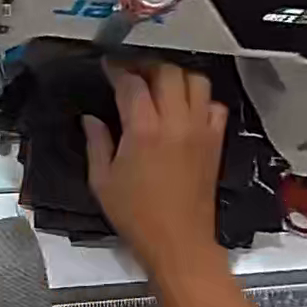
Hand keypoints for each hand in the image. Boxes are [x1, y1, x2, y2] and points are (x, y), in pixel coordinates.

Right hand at [81, 63, 228, 282]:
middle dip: (146, 66)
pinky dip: (199, 98)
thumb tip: (91, 118)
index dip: (117, 70)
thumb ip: (96, 142)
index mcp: (144, 130)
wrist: (177, 240)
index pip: (132, 84)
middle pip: (168, 73)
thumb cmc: (134, 213)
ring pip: (196, 81)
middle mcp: (176, 123)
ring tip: (156, 84)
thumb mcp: (101, 179)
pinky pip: (214, 105)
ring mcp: (200, 130)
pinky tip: (182, 107)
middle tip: (130, 71)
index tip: (106, 66)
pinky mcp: (215, 142)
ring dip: (174, 76)